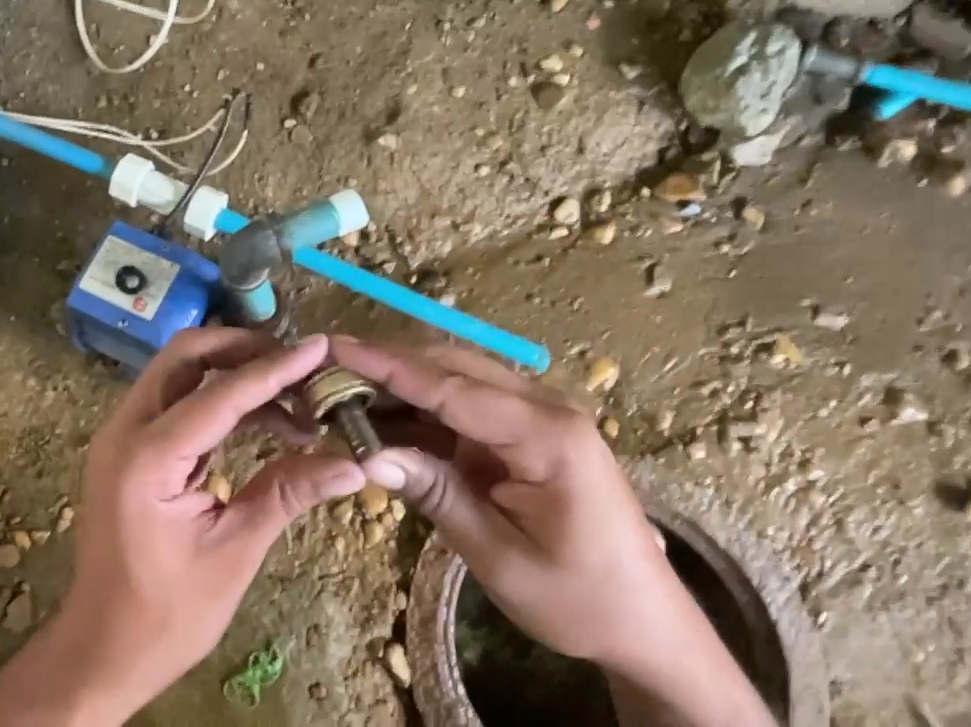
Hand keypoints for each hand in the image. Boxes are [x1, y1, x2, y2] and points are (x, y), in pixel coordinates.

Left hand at [0, 329, 362, 725]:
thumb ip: (288, 494)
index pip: (219, 393)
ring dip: (233, 371)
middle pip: (186, 356)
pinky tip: (264, 420)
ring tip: (294, 396)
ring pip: (179, 372)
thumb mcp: (234, 552)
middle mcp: (125, 430)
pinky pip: (177, 400)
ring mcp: (122, 435)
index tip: (319, 347)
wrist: (102, 649)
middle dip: (244, 349)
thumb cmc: (166, 613)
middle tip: (300, 364)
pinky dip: (219, 398)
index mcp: (147, 458)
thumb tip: (353, 465)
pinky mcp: (130, 447)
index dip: (274, 369)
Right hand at [332, 339, 772, 726]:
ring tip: (342, 392)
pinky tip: (381, 421)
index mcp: (546, 434)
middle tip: (326, 368)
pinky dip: (422, 413)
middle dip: (388, 366)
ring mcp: (536, 418)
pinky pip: (466, 410)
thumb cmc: (580, 598)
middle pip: (452, 369)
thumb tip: (369, 456)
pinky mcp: (526, 435)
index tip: (334, 347)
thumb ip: (437, 494)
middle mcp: (544, 409)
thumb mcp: (500, 556)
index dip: (387, 367)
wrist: (644, 622)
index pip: (451, 387)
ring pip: (456, 382)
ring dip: (401, 387)